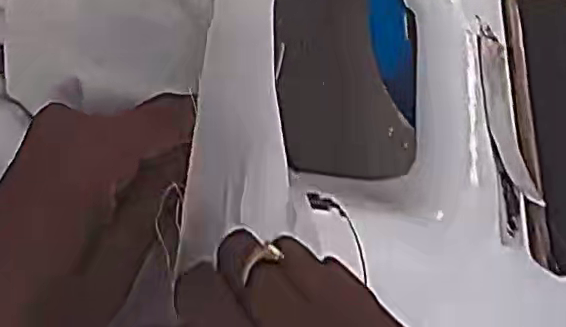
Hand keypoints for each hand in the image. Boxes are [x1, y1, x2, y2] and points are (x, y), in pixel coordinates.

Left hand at [0, 96, 193, 326]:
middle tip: (178, 184)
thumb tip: (182, 157)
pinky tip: (113, 190)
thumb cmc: (43, 297)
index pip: (166, 115)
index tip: (216, 144)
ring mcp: (49, 128)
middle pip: (141, 119)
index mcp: (91, 147)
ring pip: (118, 124)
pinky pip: (94, 131)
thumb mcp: (118, 261)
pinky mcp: (39, 139)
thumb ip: (157, 195)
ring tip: (142, 194)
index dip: (196, 129)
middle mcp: (67, 124)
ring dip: (136, 151)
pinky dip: (111, 152)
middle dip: (164, 147)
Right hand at [177, 230, 404, 326]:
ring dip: (271, 259)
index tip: (192, 285)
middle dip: (230, 261)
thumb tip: (207, 311)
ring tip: (267, 277)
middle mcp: (292, 316)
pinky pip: (329, 265)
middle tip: (224, 274)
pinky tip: (310, 288)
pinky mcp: (372, 300)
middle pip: (242, 255)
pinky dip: (313, 271)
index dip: (192, 286)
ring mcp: (336, 303)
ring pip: (286, 249)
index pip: (202, 294)